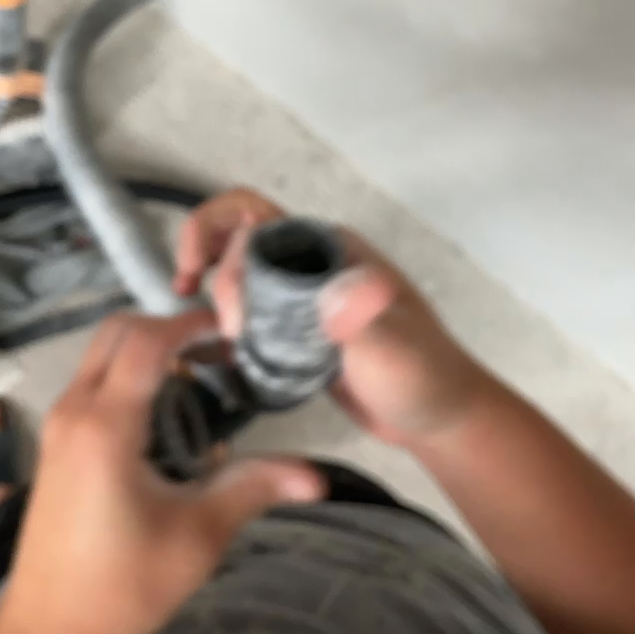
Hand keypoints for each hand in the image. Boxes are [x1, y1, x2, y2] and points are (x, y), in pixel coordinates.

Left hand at [0, 311, 324, 633]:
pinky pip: (92, 376)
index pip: (144, 342)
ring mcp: (59, 420)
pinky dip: (126, 368)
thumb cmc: (122, 584)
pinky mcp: (56, 436)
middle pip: (117, 331)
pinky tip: (161, 404)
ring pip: (100, 351)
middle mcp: (75, 408)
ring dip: (145, 346)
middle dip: (166, 327)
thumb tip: (314, 475)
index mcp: (106, 425)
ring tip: (195, 371)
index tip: (228, 329)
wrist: (49, 627)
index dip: (187, 325)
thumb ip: (249, 490)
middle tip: (214, 349)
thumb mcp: (194, 538)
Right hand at [172, 189, 493, 447]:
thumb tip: (333, 292)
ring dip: (214, 290)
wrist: (436, 419)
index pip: (253, 214)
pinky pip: (246, 306)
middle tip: (231, 329)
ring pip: (236, 270)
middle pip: (235, 239)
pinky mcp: (291, 325)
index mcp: (327, 247)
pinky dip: (223, 315)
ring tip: (215, 329)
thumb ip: (365, 320)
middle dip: (217, 274)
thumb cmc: (423, 377)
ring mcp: (297, 292)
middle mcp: (307, 259)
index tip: (198, 275)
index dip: (215, 232)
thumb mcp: (395, 350)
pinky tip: (218, 342)